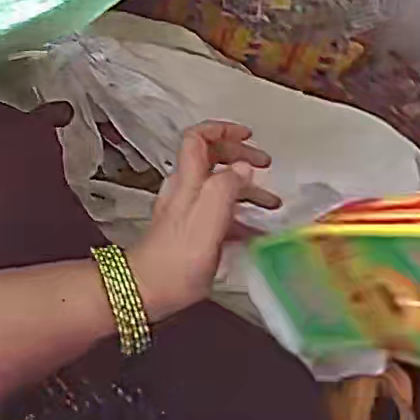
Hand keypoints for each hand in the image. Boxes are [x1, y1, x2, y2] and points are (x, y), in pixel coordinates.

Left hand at [127, 121, 279, 320]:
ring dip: (246, 188)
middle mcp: (184, 190)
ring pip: (217, 186)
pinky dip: (239, 214)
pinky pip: (217, 212)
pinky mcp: (190, 231)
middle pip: (210, 157)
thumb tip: (243, 167)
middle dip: (239, 155)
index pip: (197, 138)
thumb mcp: (207, 219)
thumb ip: (225, 187)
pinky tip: (257, 231)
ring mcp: (186, 210)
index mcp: (187, 181)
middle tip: (266, 163)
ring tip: (272, 203)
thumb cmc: (177, 258)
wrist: (148, 289)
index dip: (222, 130)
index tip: (248, 135)